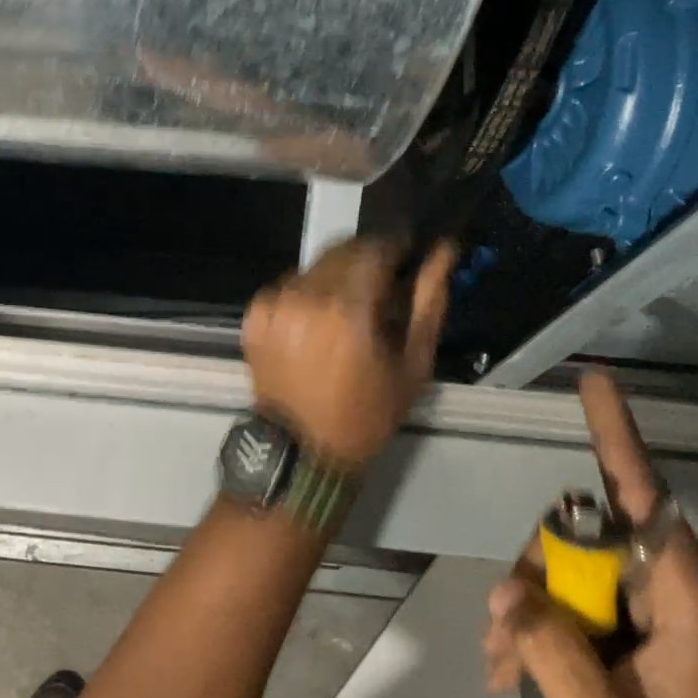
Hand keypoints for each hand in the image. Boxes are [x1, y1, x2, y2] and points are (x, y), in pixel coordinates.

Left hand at [240, 239, 456, 465]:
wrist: (303, 451)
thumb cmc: (367, 412)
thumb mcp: (412, 363)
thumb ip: (428, 301)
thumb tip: (443, 251)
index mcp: (349, 306)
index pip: (376, 247)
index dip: (396, 246)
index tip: (407, 257)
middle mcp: (306, 294)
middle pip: (342, 250)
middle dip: (366, 259)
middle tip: (381, 285)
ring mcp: (275, 302)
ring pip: (313, 265)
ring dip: (335, 275)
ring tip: (348, 309)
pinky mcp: (254, 314)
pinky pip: (288, 285)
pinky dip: (306, 293)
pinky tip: (318, 322)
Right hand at [484, 371, 697, 697]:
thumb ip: (552, 655)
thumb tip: (507, 593)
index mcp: (695, 610)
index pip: (647, 502)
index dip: (618, 438)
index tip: (597, 381)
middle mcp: (684, 604)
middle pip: (592, 545)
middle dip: (536, 576)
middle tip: (499, 636)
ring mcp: (669, 628)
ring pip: (580, 580)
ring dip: (532, 614)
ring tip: (501, 665)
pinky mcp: (654, 651)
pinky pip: (587, 615)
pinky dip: (547, 635)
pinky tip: (515, 668)